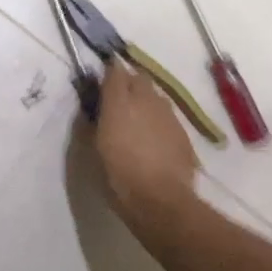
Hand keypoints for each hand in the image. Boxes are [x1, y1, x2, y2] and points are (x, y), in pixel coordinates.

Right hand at [94, 62, 198, 218]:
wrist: (161, 199)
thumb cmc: (118, 175)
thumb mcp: (93, 151)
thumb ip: (90, 124)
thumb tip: (88, 111)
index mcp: (119, 102)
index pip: (115, 71)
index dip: (109, 71)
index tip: (101, 78)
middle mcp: (146, 100)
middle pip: (138, 78)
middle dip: (128, 82)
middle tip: (117, 98)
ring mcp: (168, 114)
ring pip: (155, 95)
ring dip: (145, 99)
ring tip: (136, 118)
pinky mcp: (183, 130)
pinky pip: (167, 115)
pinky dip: (158, 119)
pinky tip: (153, 138)